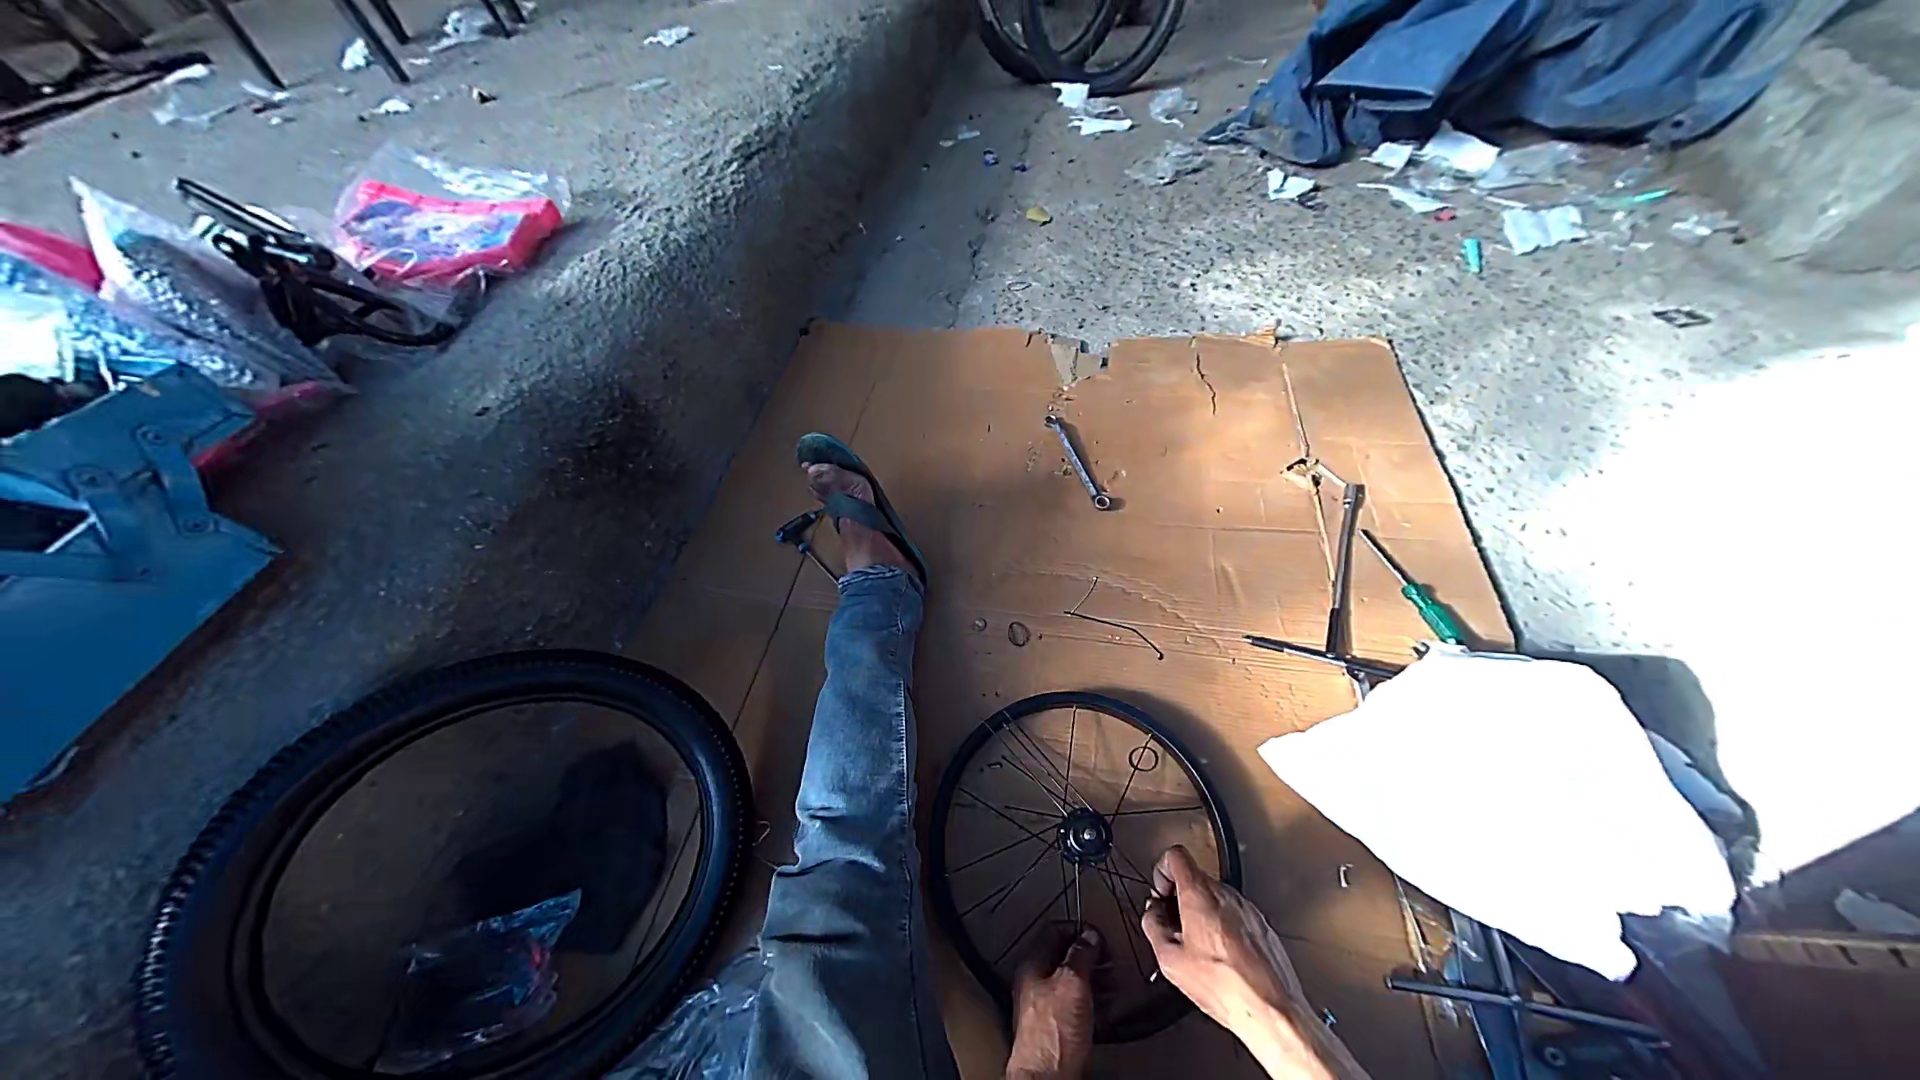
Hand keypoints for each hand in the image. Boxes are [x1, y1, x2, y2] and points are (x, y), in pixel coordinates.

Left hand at [1004, 925, 1099, 1079]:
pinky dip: (1091, 1000)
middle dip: (1089, 955)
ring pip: (1070, 980)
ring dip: (1093, 978)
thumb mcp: (1072, 983)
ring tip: (1112, 981)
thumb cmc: (1052, 1036)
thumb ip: (1080, 955)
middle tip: (1108, 958)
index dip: (1077, 929)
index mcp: (1032, 964)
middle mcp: (1034, 982)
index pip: (1053, 930)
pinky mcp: (1055, 1029)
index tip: (1097, 935)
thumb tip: (1088, 936)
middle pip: (1063, 956)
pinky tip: (1105, 1006)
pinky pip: (1075, 1005)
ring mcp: (1043, 1006)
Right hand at [1140, 847, 1369, 1079]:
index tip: (1161, 892)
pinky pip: (1235, 914)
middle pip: (1195, 877)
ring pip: (1216, 897)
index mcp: (1200, 895)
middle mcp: (1226, 895)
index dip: (1162, 871)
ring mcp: (1247, 909)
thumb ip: (1153, 927)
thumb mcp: (1170, 960)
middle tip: (1175, 924)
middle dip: (1180, 898)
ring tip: (1200, 946)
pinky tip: (1222, 956)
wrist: (1272, 1012)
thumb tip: (1153, 916)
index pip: (1176, 855)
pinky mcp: (1262, 926)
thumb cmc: (1227, 988)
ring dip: (1203, 913)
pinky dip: (1224, 927)